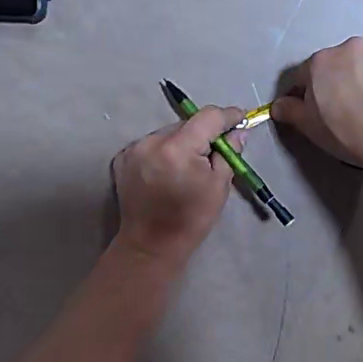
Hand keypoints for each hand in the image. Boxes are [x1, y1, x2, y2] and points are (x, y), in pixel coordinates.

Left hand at [111, 106, 247, 266]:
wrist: (151, 245)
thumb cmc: (191, 218)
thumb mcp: (219, 186)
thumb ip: (229, 153)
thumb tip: (237, 131)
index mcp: (178, 149)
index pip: (208, 117)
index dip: (227, 116)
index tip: (239, 118)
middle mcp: (152, 142)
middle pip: (187, 124)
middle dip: (203, 134)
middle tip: (214, 153)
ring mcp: (134, 149)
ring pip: (169, 133)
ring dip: (182, 142)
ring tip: (187, 167)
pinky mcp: (123, 158)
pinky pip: (152, 144)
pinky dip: (164, 151)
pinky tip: (167, 172)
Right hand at [272, 38, 362, 169]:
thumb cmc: (350, 134)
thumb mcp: (311, 128)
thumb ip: (291, 111)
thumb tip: (279, 105)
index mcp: (320, 62)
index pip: (305, 75)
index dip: (307, 94)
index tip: (316, 111)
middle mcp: (351, 47)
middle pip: (340, 63)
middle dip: (342, 80)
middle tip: (351, 108)